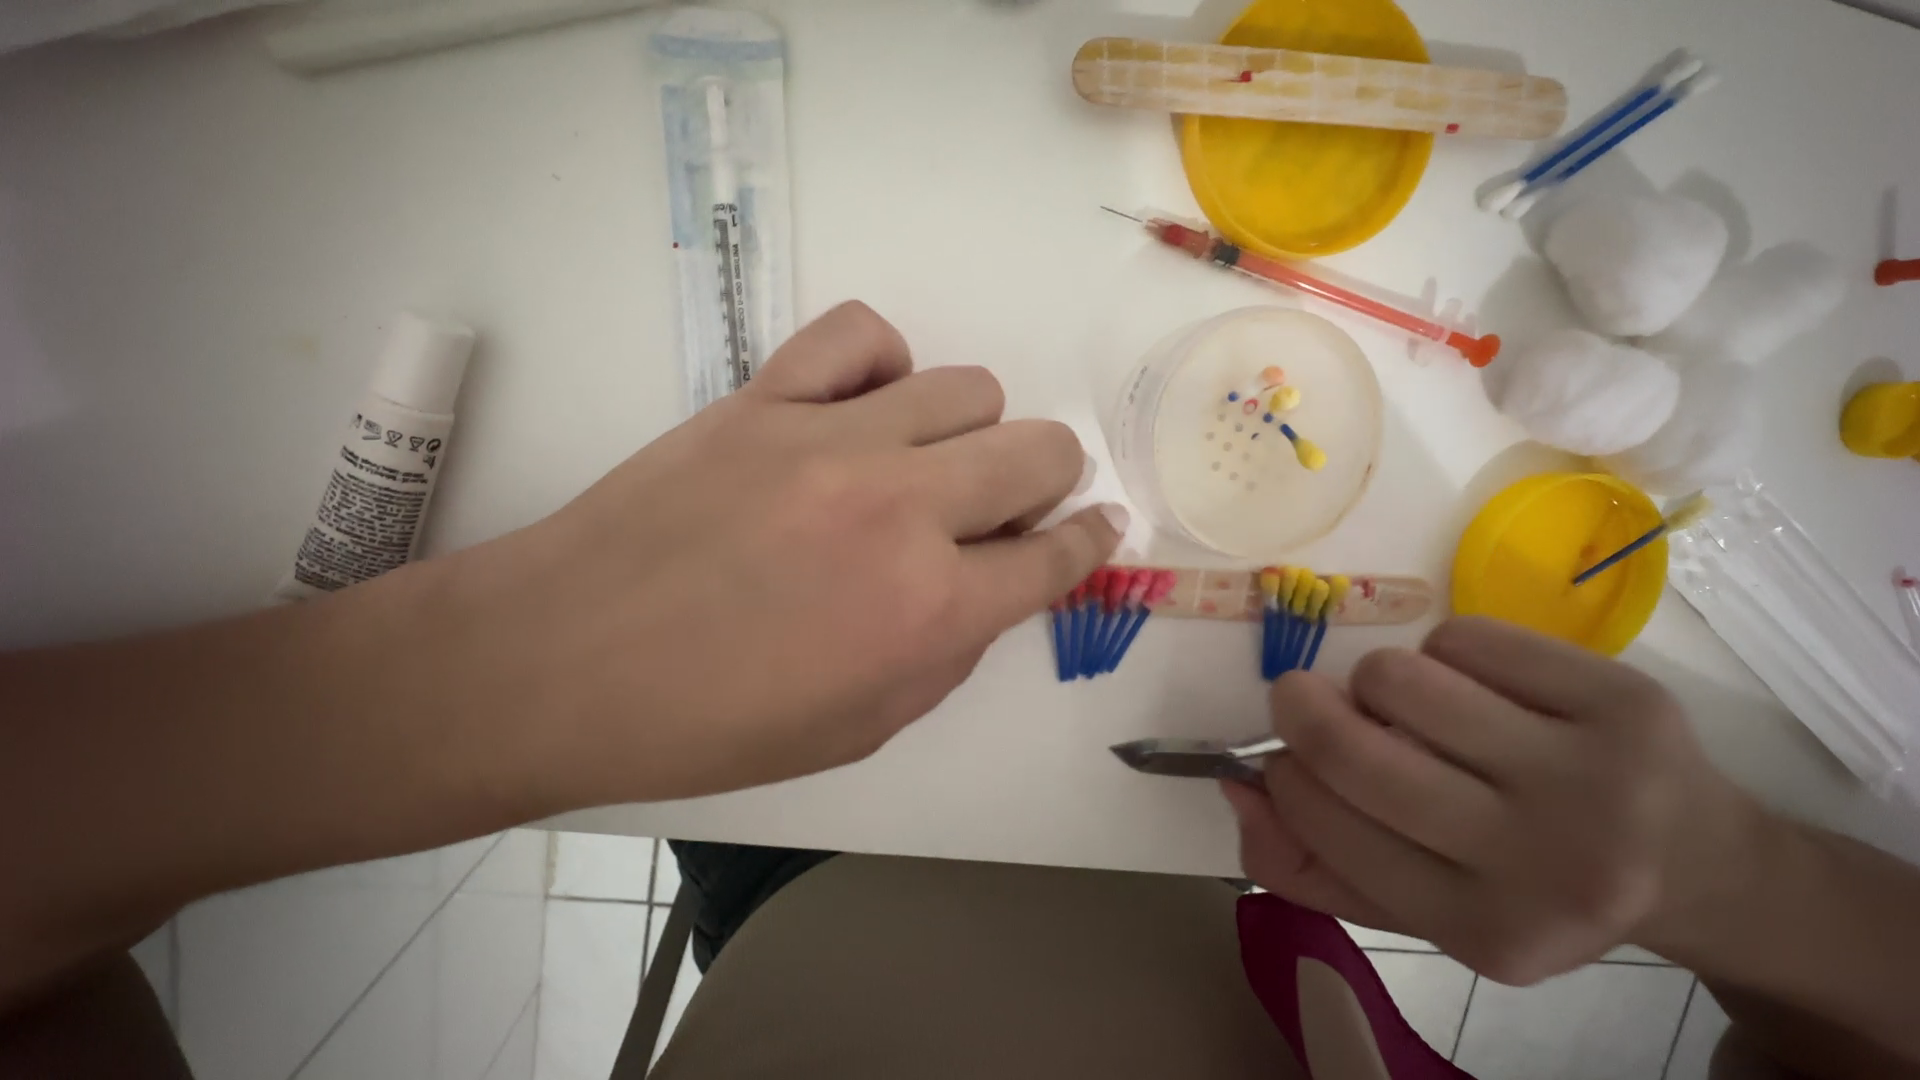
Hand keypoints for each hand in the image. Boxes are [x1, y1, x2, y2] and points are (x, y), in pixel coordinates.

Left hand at [443, 302, 1121, 803]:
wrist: (563, 663)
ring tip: (928, 464)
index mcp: (931, 610)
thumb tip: (990, 588)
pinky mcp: (765, 398)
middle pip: (1038, 451)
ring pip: (967, 386)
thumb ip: (947, 654)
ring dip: (973, 430)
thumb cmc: (713, 725)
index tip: (1096, 528)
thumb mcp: (861, 730)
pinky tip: (867, 405)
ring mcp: (833, 440)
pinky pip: (860, 335)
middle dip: (1048, 481)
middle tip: (1008, 508)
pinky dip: (884, 363)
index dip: (1090, 542)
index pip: (1056, 556)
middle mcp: (903, 510)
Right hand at [1221, 616, 1769, 984]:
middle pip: (1352, 748)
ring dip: (1375, 681)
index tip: (1286, 761)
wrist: (1696, 865)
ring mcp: (1595, 776)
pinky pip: (1463, 637)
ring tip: (1407, 707)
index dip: (1282, 775)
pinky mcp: (1623, 700)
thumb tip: (1236, 785)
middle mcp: (1546, 863)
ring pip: (1398, 678)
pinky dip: (1442, 652)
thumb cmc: (1526, 884)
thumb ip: (1307, 865)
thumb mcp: (1415, 907)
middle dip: (1298, 707)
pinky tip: (1475, 688)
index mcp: (1487, 931)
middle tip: (1299, 699)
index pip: (1325, 823)